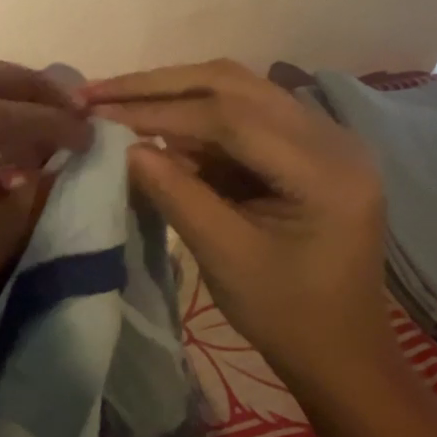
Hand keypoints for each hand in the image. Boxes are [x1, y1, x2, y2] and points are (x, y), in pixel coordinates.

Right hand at [82, 60, 392, 381]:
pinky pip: (237, 111)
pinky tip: (149, 124)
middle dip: (158, 86)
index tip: (99, 115)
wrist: (338, 351)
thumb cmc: (286, 313)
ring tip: (113, 101)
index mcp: (326, 171)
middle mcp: (331, 139)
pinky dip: (188, 114)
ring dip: (170, 93)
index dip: (158, 111)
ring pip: (233, 89)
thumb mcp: (224, 256)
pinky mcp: (300, 147)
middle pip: (232, 84)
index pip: (230, 117)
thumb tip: (121, 144)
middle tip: (97, 93)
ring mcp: (319, 138)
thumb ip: (174, 193)